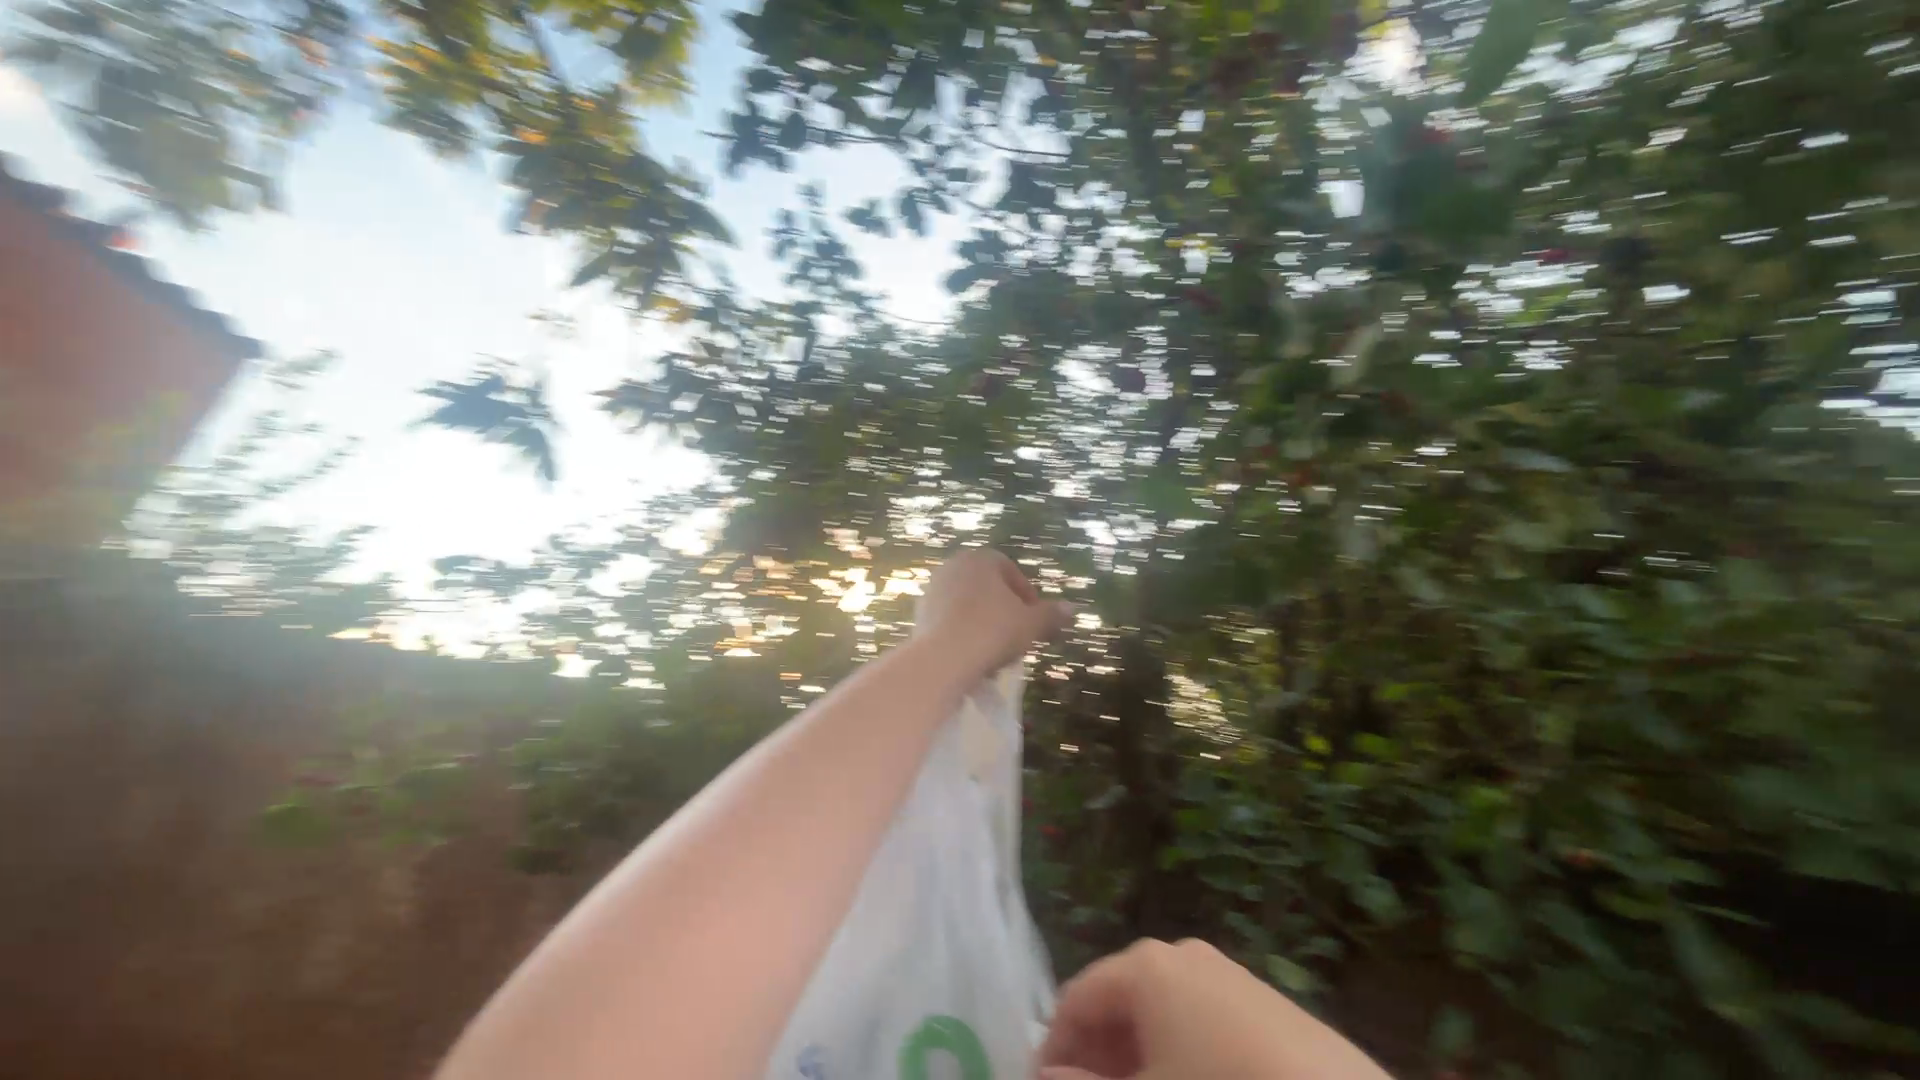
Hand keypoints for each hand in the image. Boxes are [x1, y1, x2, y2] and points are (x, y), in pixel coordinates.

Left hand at [914, 549, 1070, 683]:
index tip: (1034, 620)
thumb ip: (1052, 615)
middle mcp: (953, 567)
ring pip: (968, 606)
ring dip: (985, 624)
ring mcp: (932, 590)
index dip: (1027, 596)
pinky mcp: (919, 614)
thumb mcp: (1031, 624)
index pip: (1010, 570)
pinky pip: (950, 621)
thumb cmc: (994, 631)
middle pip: (988, 588)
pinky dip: (964, 634)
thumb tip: (1072, 609)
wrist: (943, 658)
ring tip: (997, 652)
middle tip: (1018, 637)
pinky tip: (973, 657)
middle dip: (1005, 611)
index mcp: (980, 559)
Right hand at [1038, 938, 1391, 1079]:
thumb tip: (1049, 1077)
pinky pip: (1200, 1024)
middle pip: (1118, 1002)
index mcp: (1146, 966)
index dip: (1053, 1049)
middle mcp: (1183, 955)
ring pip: (1160, 1015)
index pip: (1076, 999)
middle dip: (1096, 1055)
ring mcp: (1229, 976)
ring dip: (1135, 1059)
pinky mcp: (1267, 1005)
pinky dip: (1178, 1057)